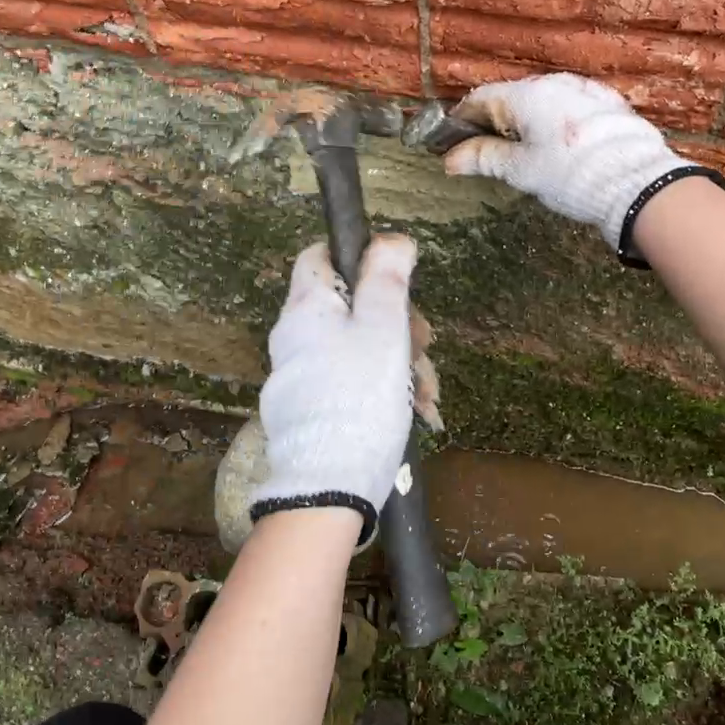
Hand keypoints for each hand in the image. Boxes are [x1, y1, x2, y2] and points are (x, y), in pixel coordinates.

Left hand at [250, 236, 417, 544]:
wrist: (328, 486)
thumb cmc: (358, 398)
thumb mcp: (382, 329)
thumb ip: (386, 279)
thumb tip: (392, 238)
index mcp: (307, 308)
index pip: (319, 256)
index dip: (357, 256)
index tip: (392, 279)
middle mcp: (295, 336)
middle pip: (350, 305)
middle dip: (397, 323)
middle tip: (424, 346)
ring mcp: (301, 374)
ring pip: (358, 347)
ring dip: (400, 361)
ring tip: (428, 394)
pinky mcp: (310, 408)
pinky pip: (351, 381)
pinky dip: (383, 388)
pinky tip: (416, 412)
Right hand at [442, 74, 693, 248]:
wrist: (638, 185)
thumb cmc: (571, 177)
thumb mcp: (521, 171)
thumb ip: (484, 158)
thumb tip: (450, 159)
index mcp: (528, 94)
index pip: (482, 98)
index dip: (463, 119)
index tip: (452, 139)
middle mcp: (556, 83)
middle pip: (513, 97)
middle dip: (495, 120)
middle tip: (484, 149)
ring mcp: (586, 91)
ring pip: (543, 101)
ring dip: (527, 121)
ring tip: (523, 150)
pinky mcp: (610, 105)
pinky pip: (571, 108)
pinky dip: (555, 122)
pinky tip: (559, 146)